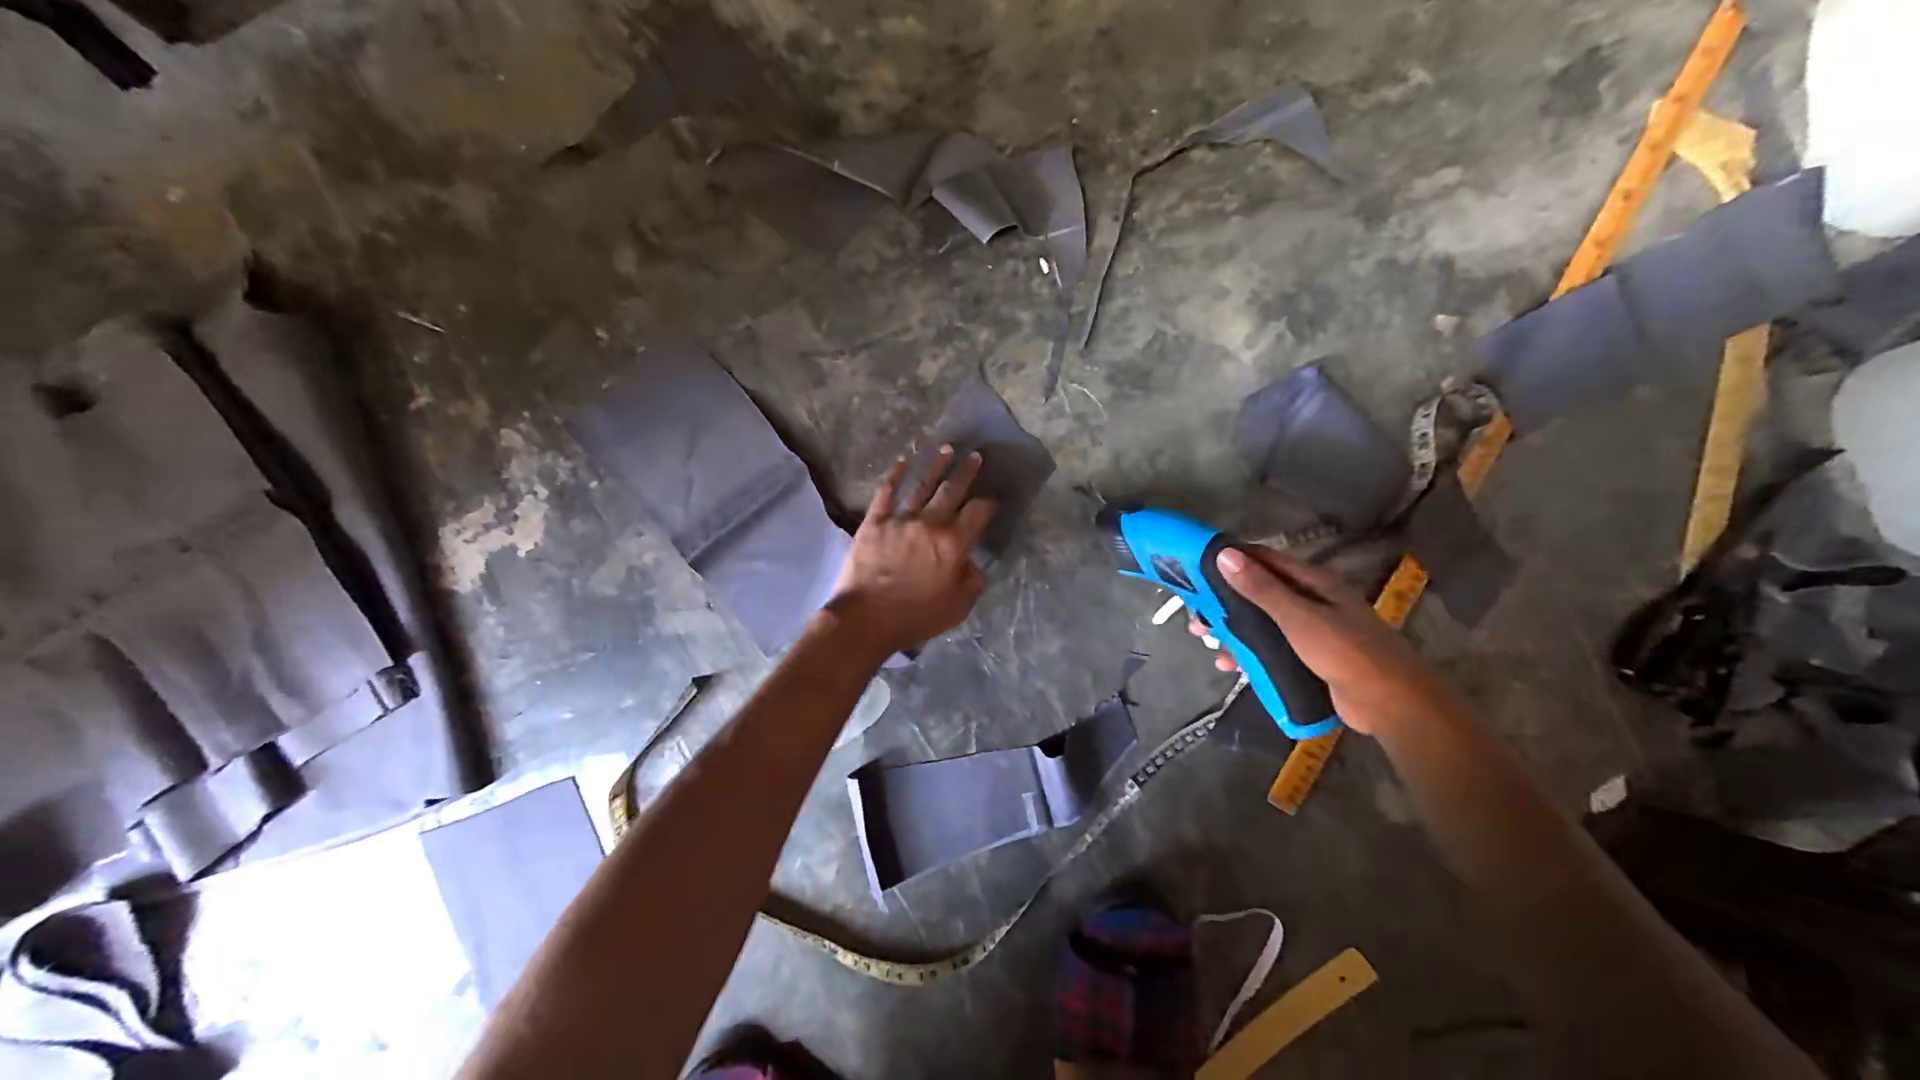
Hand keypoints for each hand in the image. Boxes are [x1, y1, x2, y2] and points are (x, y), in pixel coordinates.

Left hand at [827, 446, 997, 655]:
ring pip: (922, 485)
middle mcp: (930, 524)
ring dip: (936, 465)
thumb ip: (972, 581)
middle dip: (966, 472)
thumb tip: (972, 563)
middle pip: (952, 491)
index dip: (987, 504)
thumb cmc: (916, 617)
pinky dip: (896, 475)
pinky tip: (903, 461)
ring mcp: (900, 520)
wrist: (867, 618)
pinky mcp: (874, 522)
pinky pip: (887, 492)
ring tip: (946, 449)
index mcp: (954, 544)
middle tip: (975, 456)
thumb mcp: (958, 606)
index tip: (992, 498)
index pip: (977, 514)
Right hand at [1187, 545, 1455, 735]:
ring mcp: (1312, 632)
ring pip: (1263, 624)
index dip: (1232, 559)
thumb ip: (1261, 588)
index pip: (1265, 560)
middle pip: (1260, 594)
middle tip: (1197, 616)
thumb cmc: (1345, 651)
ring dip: (1235, 632)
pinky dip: (1250, 655)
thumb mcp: (1298, 617)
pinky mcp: (1310, 659)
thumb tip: (1225, 554)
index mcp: (1314, 583)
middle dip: (1226, 603)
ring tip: (1209, 643)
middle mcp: (1312, 602)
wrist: (1390, 703)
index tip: (1197, 565)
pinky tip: (1232, 666)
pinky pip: (1272, 650)